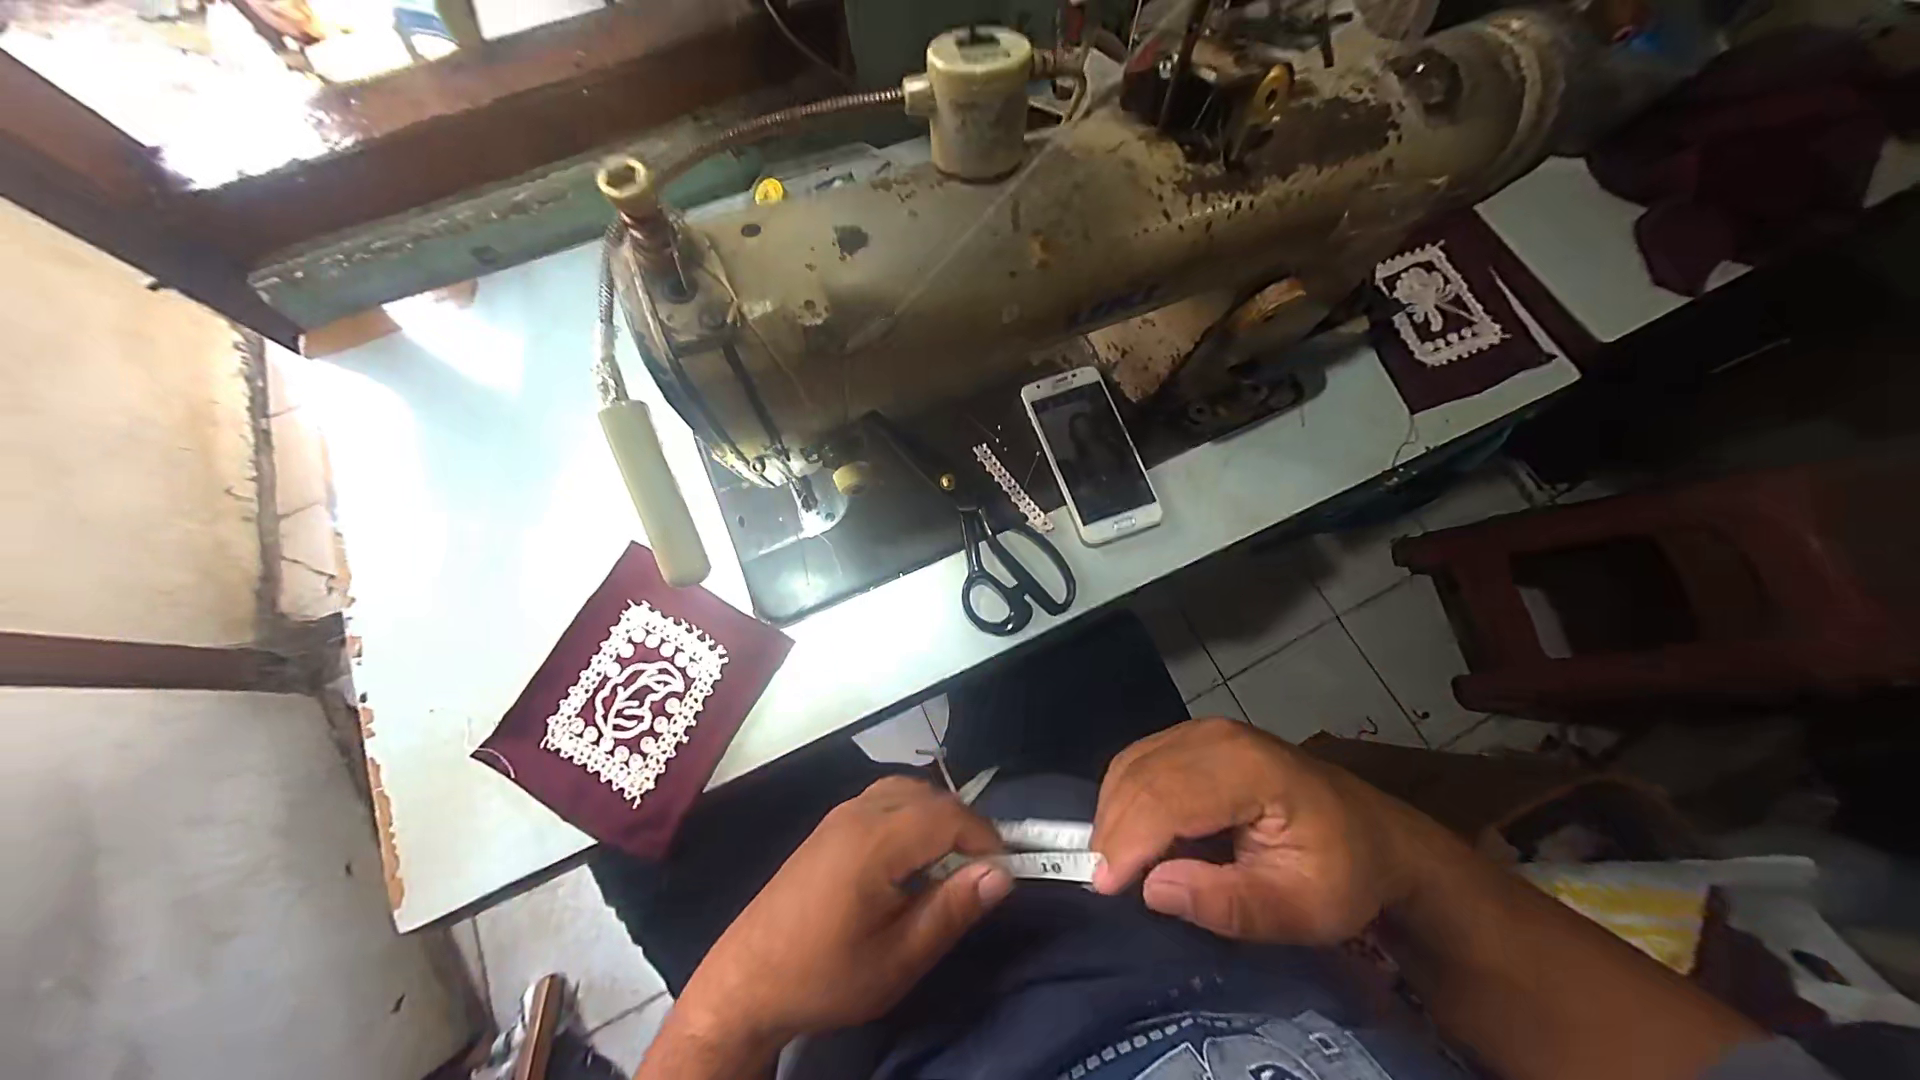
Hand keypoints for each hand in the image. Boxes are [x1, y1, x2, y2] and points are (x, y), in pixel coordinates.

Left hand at [675, 776, 1012, 1048]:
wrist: (745, 982)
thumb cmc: (825, 976)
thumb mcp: (897, 958)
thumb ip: (951, 910)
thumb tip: (1001, 875)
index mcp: (875, 841)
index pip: (948, 815)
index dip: (984, 836)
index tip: (1001, 873)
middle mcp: (858, 813)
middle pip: (930, 796)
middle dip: (964, 827)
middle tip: (978, 874)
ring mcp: (840, 815)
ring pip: (907, 792)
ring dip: (937, 818)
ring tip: (947, 865)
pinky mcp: (829, 825)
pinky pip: (884, 799)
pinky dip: (911, 814)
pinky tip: (909, 856)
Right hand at [1091, 718, 1421, 944]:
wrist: (1371, 833)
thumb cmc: (1344, 874)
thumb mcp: (1303, 910)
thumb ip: (1229, 905)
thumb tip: (1151, 888)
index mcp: (1249, 768)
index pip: (1168, 798)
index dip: (1130, 841)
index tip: (1104, 887)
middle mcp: (1216, 736)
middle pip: (1140, 776)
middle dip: (1113, 831)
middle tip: (1103, 884)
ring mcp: (1201, 730)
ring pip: (1130, 765)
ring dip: (1113, 815)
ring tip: (1116, 866)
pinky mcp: (1191, 738)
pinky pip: (1138, 762)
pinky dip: (1123, 799)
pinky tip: (1130, 835)